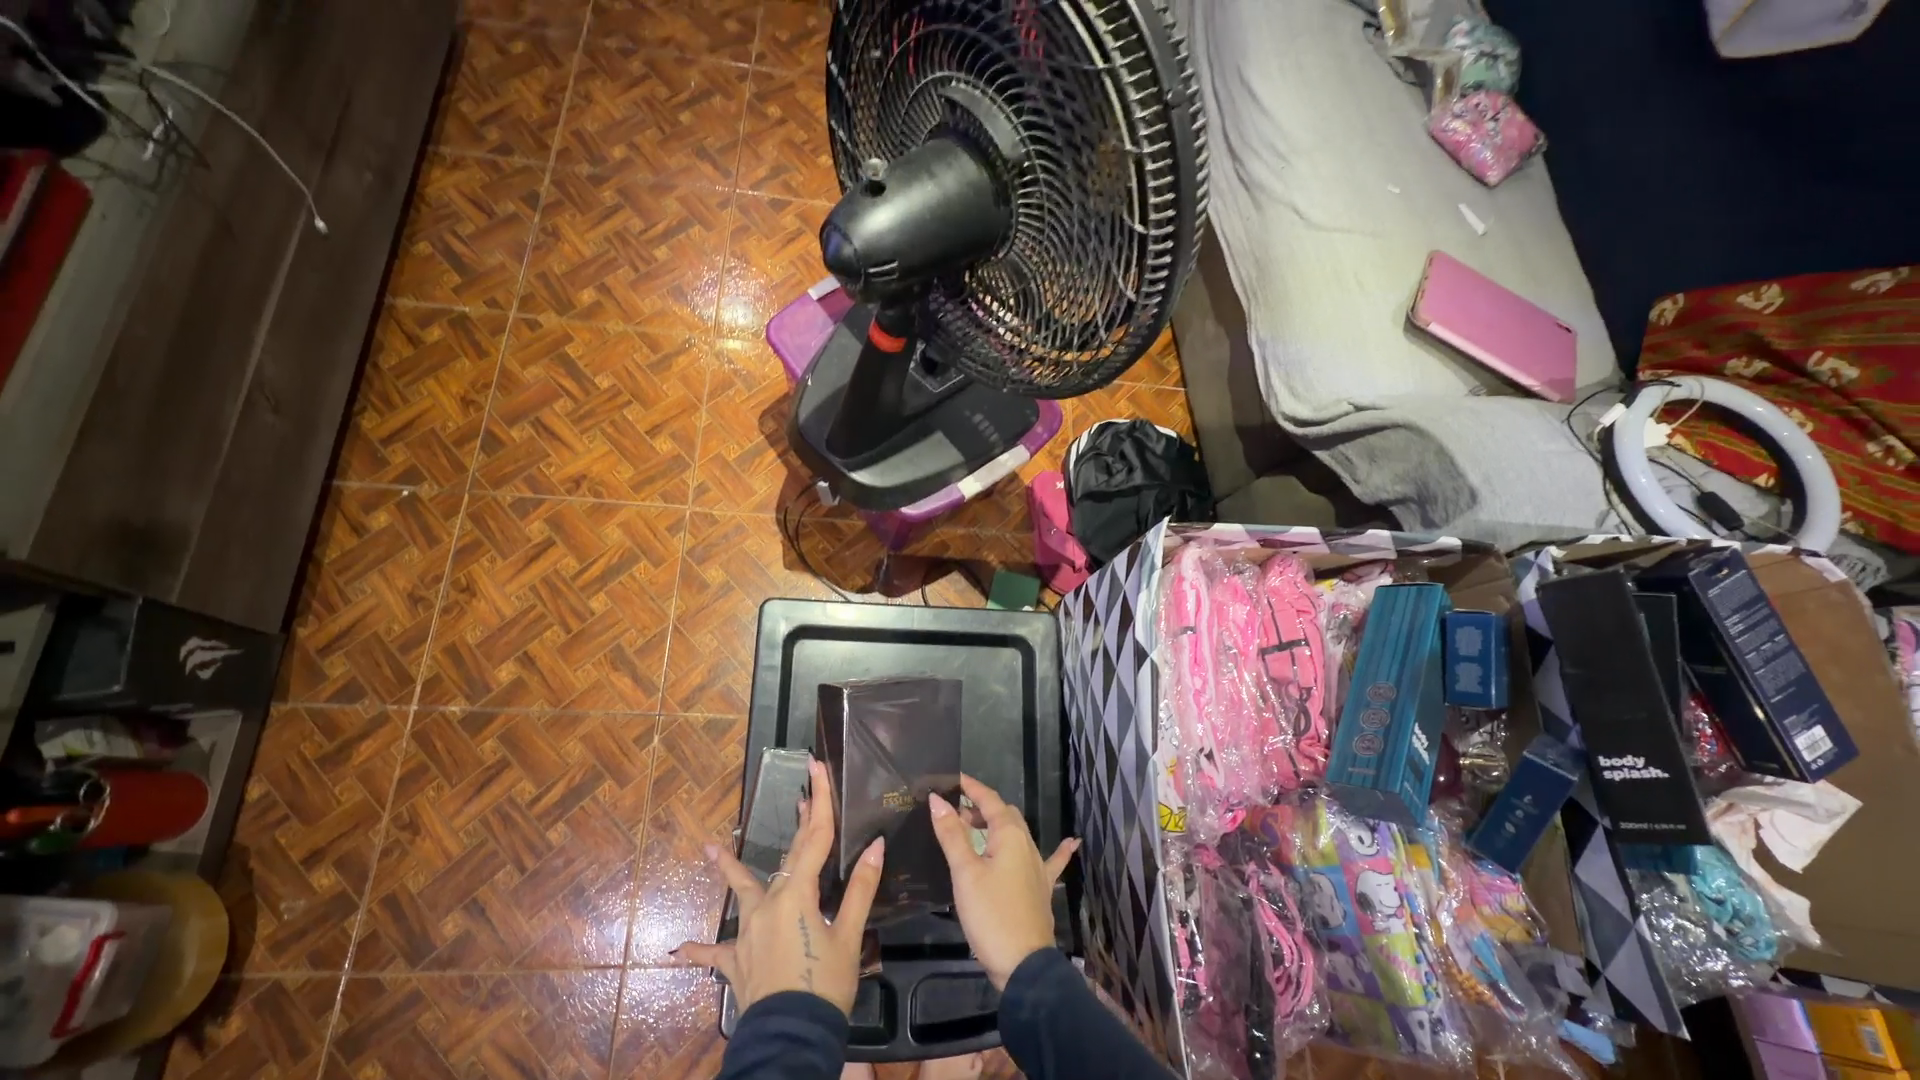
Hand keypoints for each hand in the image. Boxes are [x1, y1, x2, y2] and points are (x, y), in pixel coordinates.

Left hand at [676, 758, 882, 1014]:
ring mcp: (747, 933)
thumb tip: (874, 845)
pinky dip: (701, 950)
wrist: (790, 1035)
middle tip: (802, 795)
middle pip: (787, 857)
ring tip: (709, 849)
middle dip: (797, 825)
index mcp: (797, 895)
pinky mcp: (736, 961)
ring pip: (740, 893)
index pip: (814, 838)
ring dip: (728, 870)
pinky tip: (680, 950)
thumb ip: (860, 889)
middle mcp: (768, 905)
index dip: (819, 802)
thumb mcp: (849, 936)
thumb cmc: (824, 984)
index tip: (816, 768)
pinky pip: (715, 953)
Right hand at [927, 774, 1079, 990]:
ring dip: (998, 825)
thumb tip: (938, 799)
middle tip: (954, 811)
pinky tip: (1073, 842)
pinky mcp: (1041, 889)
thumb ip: (952, 834)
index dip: (971, 788)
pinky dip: (1059, 849)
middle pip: (1004, 815)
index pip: (990, 800)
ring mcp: (1038, 867)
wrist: (1023, 964)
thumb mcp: (965, 873)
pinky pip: (1052, 861)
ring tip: (975, 825)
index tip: (952, 779)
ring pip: (1019, 834)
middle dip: (981, 807)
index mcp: (1010, 836)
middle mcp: (1028, 845)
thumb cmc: (990, 914)